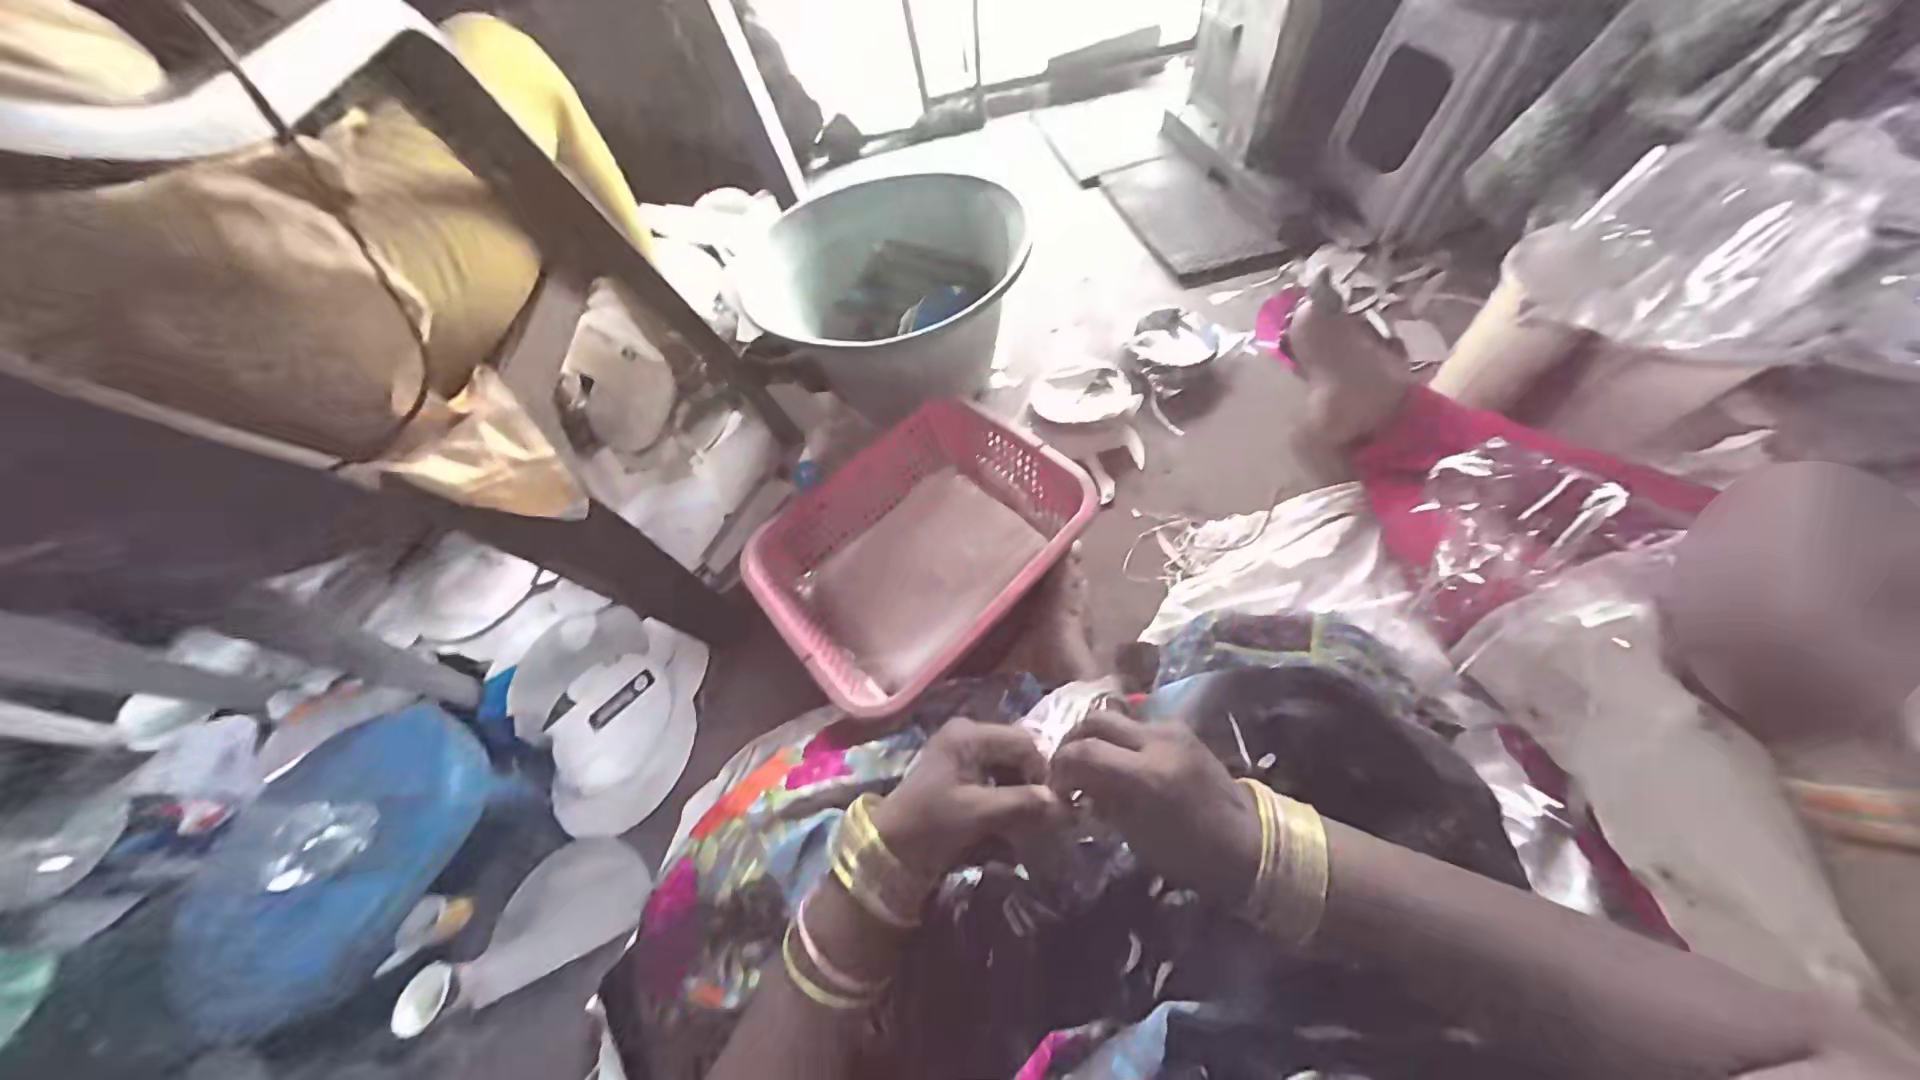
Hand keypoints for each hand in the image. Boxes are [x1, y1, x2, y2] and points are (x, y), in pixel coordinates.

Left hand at [869, 718, 1064, 876]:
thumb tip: (1062, 803)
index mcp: (969, 733)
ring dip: (1020, 792)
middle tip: (1039, 815)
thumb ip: (1022, 803)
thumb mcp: (978, 813)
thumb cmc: (931, 824)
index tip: (1049, 805)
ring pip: (1009, 764)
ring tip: (1024, 821)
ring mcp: (963, 749)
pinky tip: (1008, 820)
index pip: (1024, 742)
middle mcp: (967, 732)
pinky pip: (996, 775)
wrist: (890, 848)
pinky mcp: (960, 768)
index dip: (1042, 772)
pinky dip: (1006, 796)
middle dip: (1031, 783)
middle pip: (1017, 751)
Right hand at [1050, 710, 1261, 903]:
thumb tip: (1075, 784)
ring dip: (1094, 735)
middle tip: (1065, 765)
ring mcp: (1170, 730)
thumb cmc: (1189, 854)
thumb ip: (1102, 800)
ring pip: (1114, 716)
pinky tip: (1118, 758)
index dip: (1060, 766)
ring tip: (1088, 759)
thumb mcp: (1135, 836)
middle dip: (1071, 741)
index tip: (1056, 785)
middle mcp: (1157, 742)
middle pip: (1094, 721)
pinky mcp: (1180, 727)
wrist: (1248, 842)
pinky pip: (1136, 723)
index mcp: (1146, 777)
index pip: (1084, 752)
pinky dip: (1118, 737)